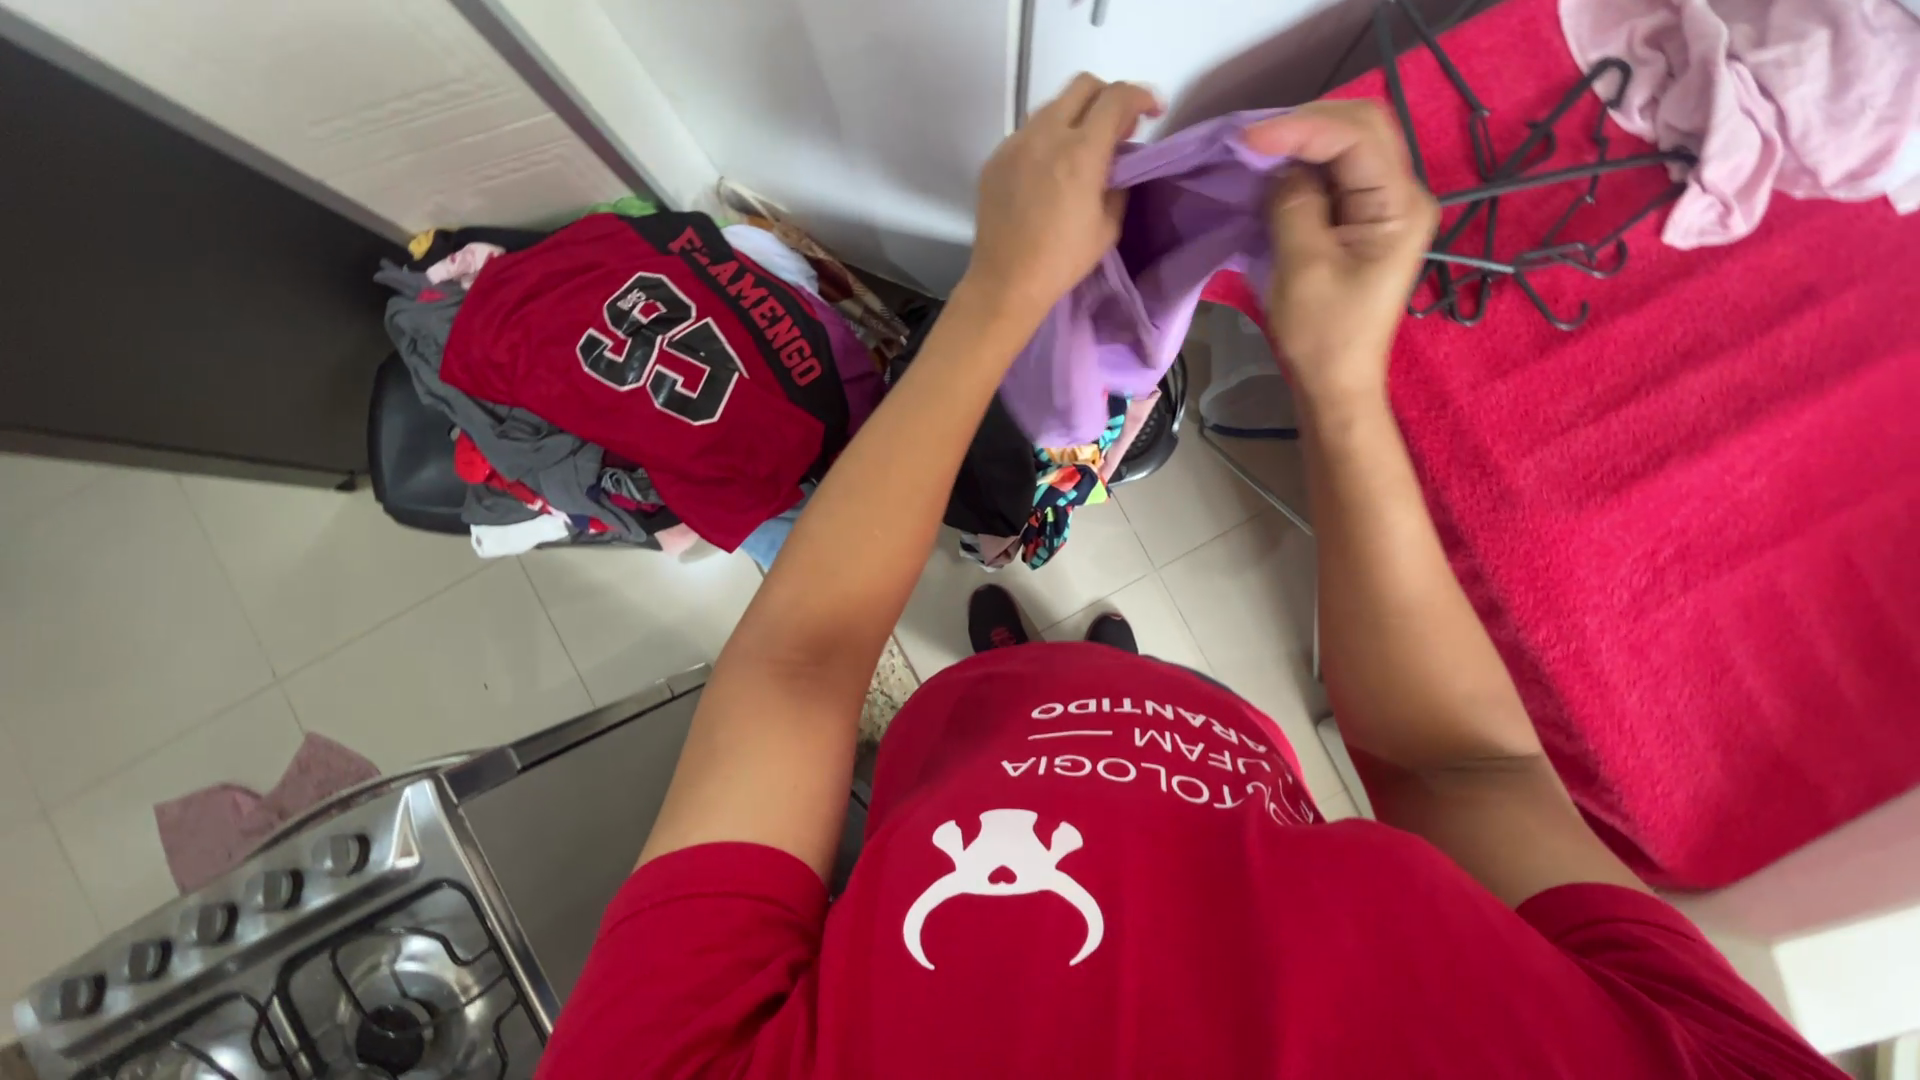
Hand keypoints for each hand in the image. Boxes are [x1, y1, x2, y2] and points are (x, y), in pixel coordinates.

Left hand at [963, 74, 1160, 321]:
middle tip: (1118, 126)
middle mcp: (1045, 136)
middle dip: (1108, 96)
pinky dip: (1047, 139)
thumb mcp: (1107, 226)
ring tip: (1083, 147)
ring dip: (1075, 115)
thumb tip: (1117, 161)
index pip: (1117, 98)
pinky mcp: (996, 159)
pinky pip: (1027, 133)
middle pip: (1083, 85)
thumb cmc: (1062, 261)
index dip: (1141, 96)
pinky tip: (1050, 169)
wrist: (1006, 282)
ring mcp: (1015, 144)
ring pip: (1052, 106)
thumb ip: (1118, 183)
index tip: (1153, 111)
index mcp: (1080, 152)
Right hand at [1246, 101, 1438, 407]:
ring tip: (1257, 151)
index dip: (1300, 127)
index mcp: (1399, 206)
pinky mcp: (1362, 221)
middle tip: (1251, 140)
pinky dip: (1303, 166)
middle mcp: (1403, 194)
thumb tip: (1281, 170)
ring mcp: (1384, 207)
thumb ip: (1295, 205)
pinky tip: (1273, 172)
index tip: (1245, 139)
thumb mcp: (1302, 267)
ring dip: (1302, 142)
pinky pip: (1336, 175)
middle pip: (1360, 127)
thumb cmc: (1322, 334)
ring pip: (1347, 146)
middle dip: (1304, 124)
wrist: (1335, 382)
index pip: (1356, 136)